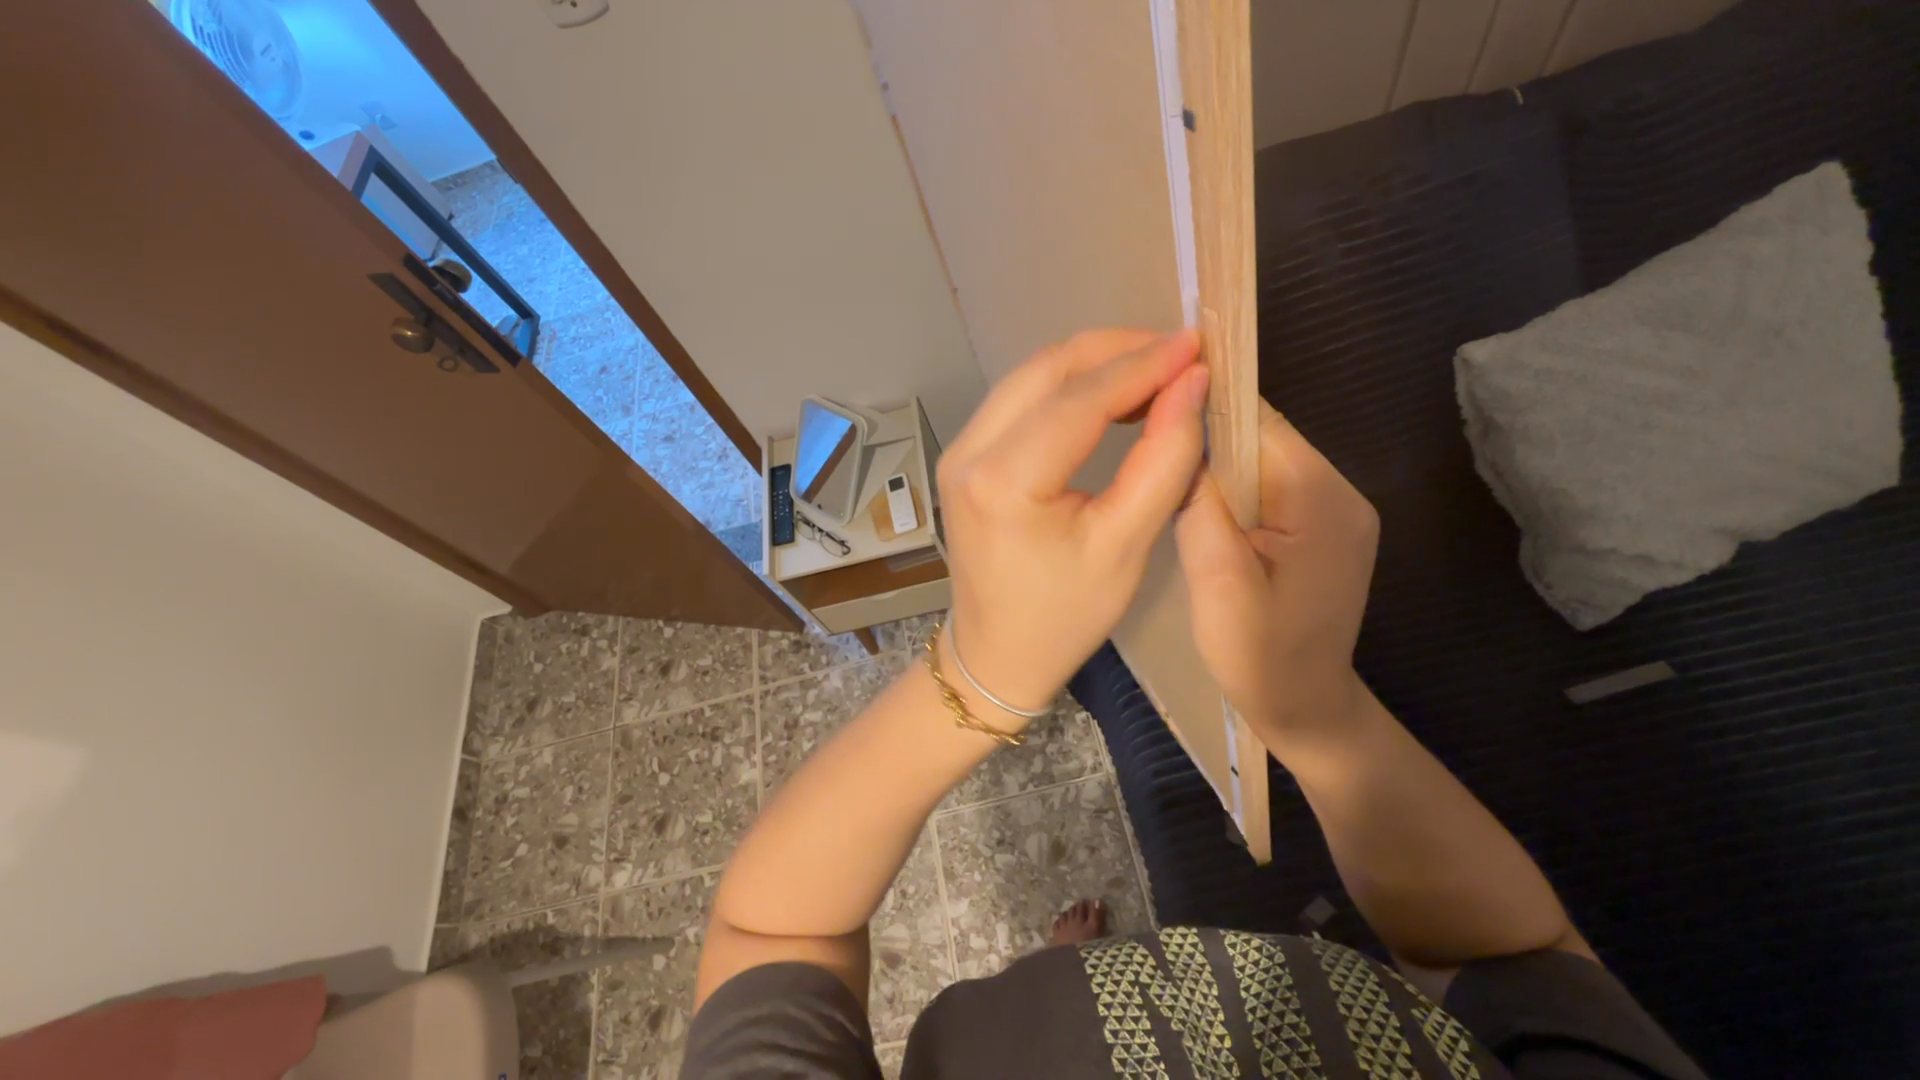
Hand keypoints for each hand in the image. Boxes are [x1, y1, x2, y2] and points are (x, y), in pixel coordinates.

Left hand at [938, 329, 1208, 717]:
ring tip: (1156, 371)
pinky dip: (1069, 387)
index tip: (1198, 345)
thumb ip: (1163, 459)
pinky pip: (1020, 400)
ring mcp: (960, 451)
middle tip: (1180, 352)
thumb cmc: (1065, 616)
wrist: (997, 654)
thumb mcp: (1126, 545)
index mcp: (1004, 482)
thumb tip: (1192, 384)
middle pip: (1048, 370)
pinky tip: (1113, 394)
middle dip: (1118, 351)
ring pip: (1031, 377)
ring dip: (1094, 365)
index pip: (1080, 399)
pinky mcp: (965, 456)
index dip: (1143, 365)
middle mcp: (970, 453)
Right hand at [1175, 401, 1379, 739]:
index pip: (1259, 424)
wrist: (1306, 708)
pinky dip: (1235, 486)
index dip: (1207, 405)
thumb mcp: (1218, 584)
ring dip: (1219, 462)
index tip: (1153, 398)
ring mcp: (1336, 509)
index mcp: (1321, 501)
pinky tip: (1205, 505)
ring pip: (1263, 459)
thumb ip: (1200, 506)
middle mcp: (1340, 492)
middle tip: (1150, 438)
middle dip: (1209, 435)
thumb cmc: (1260, 657)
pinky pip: (1271, 485)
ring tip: (1171, 471)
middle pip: (1263, 436)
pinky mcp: (1324, 527)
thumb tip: (1181, 437)